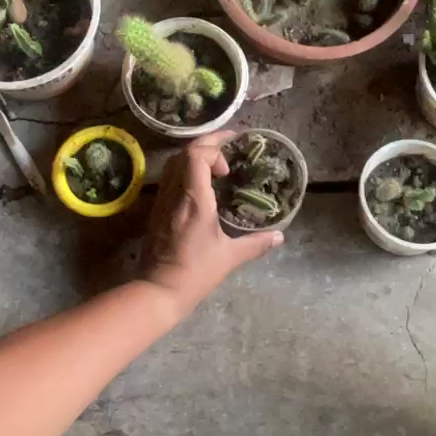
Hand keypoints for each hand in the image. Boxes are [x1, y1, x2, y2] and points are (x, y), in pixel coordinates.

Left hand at [140, 131, 282, 312]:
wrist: (158, 291)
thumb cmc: (195, 273)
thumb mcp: (229, 257)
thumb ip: (256, 244)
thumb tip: (279, 237)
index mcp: (193, 200)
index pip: (196, 156)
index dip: (214, 147)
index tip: (230, 159)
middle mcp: (175, 194)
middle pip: (184, 153)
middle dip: (206, 144)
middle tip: (229, 147)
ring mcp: (162, 201)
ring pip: (174, 164)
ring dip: (195, 156)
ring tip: (217, 163)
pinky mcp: (157, 211)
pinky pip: (170, 178)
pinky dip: (186, 171)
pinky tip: (201, 184)